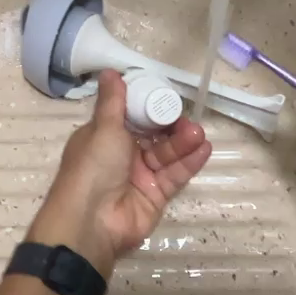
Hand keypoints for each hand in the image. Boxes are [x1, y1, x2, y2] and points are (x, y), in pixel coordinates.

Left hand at [30, 70, 211, 276]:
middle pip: (152, 135)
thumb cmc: (93, 167)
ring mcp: (139, 177)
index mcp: (103, 137)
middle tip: (187, 118)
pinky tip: (204, 149)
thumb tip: (110, 72)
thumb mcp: (103, 128)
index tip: (166, 96)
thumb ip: (113, 101)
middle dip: (171, 126)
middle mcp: (121, 155)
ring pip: (165, 154)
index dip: (149, 107)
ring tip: (199, 134)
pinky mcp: (156, 196)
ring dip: (183, 143)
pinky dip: (189, 162)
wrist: (91, 222)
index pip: (131, 116)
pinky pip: (174, 175)